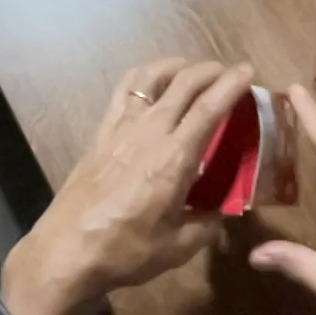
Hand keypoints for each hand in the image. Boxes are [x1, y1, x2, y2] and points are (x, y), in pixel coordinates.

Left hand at [0, 58, 255, 314]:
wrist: (68, 247)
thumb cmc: (126, 248)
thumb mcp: (176, 248)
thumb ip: (207, 226)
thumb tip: (225, 210)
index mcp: (174, 158)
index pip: (208, 109)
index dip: (230, 85)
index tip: (247, 70)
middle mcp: (150, 130)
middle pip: (184, 83)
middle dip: (210, 70)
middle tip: (228, 72)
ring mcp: (123, 124)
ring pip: (153, 76)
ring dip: (177, 65)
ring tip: (192, 69)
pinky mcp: (103, 127)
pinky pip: (125, 87)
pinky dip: (144, 74)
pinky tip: (152, 79)